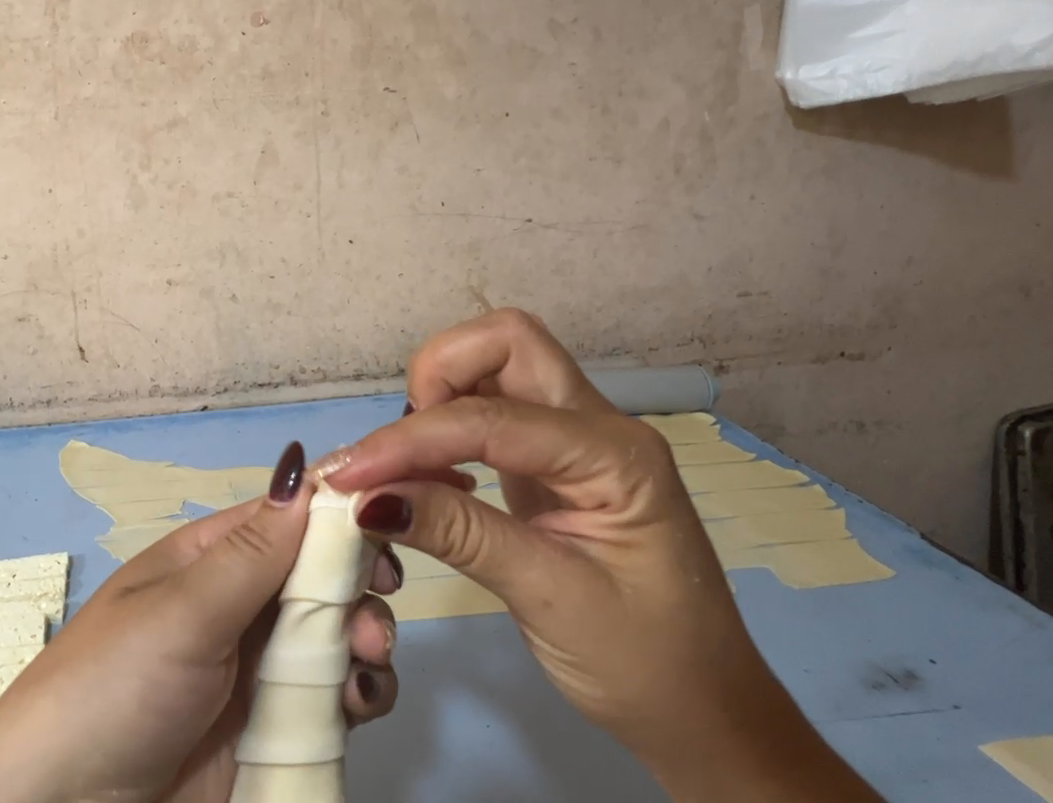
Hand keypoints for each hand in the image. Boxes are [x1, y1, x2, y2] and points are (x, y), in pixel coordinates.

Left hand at [0, 442, 402, 802]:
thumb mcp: (181, 612)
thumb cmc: (117, 686)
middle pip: (316, 579)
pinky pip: (332, 696)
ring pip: (333, 635)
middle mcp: (235, 606)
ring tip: (365, 664)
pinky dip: (357, 693)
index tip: (383, 529)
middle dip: (355, 588)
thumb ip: (250, 554)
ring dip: (363, 641)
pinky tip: (359, 703)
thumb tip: (302, 471)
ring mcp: (255, 668)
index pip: (280, 521)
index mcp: (204, 561)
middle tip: (373, 611)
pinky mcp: (272, 726)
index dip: (333, 520)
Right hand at [319, 310, 879, 802]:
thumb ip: (458, 533)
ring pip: (496, 367)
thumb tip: (367, 498)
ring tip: (403, 464)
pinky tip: (431, 479)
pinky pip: (491, 413)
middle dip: (437, 371)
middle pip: (507, 342)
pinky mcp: (553, 463)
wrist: (703, 709)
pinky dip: (448, 426)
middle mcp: (596, 426)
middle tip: (398, 444)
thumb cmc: (643, 662)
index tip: (349, 477)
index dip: (411, 440)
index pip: (489, 420)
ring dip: (439, 396)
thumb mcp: (549, 597)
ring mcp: (575, 440)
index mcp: (614, 454)